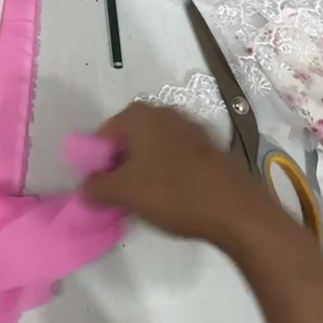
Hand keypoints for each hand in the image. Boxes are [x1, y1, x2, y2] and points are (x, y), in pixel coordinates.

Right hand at [81, 101, 268, 244]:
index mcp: (138, 114)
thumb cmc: (174, 192)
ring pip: (154, 147)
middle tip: (126, 194)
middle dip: (123, 165)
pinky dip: (171, 171)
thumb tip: (83, 188)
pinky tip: (178, 196)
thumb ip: (96, 188)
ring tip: (152, 198)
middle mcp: (162, 111)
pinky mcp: (211, 145)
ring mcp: (190, 126)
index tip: (105, 189)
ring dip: (147, 168)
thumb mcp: (125, 193)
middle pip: (129, 139)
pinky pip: (178, 156)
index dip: (99, 163)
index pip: (103, 136)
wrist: (239, 210)